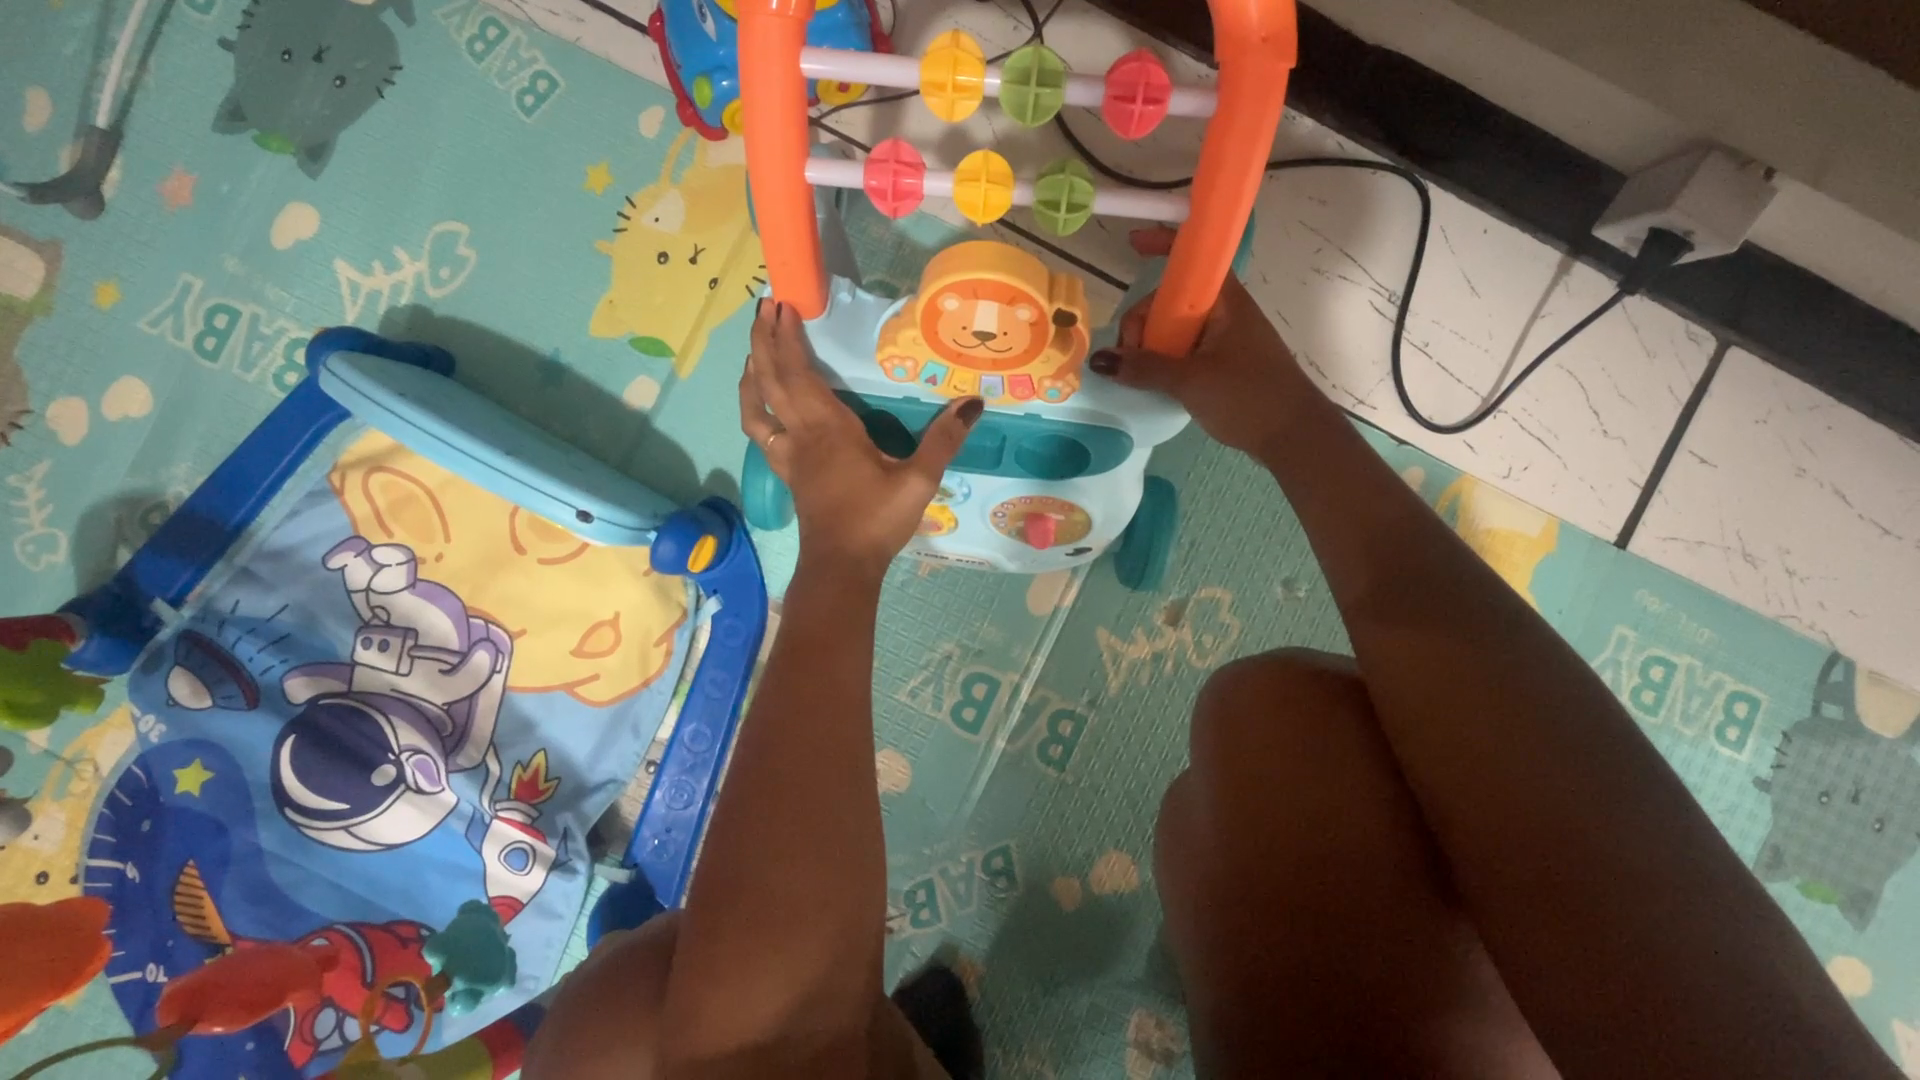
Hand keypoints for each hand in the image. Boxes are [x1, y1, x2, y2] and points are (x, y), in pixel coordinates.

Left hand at [741, 300, 982, 576]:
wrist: (841, 566)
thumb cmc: (877, 520)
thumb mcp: (918, 480)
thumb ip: (944, 439)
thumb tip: (973, 403)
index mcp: (828, 427)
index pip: (799, 372)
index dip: (788, 337)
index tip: (783, 305)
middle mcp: (800, 434)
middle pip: (770, 379)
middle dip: (764, 341)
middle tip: (763, 307)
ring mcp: (788, 455)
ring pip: (756, 405)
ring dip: (752, 372)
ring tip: (754, 349)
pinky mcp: (786, 472)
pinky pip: (760, 431)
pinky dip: (754, 408)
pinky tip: (761, 404)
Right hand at [1089, 227, 1313, 456]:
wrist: (1294, 436)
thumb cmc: (1249, 397)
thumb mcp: (1191, 381)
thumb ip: (1145, 368)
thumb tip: (1099, 360)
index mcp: (1225, 301)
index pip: (1194, 258)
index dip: (1164, 244)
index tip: (1133, 245)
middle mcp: (1225, 312)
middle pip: (1173, 299)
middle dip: (1145, 320)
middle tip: (1133, 355)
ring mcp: (1225, 339)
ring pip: (1176, 328)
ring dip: (1153, 345)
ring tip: (1140, 375)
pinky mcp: (1223, 364)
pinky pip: (1185, 350)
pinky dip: (1165, 360)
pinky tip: (1153, 382)